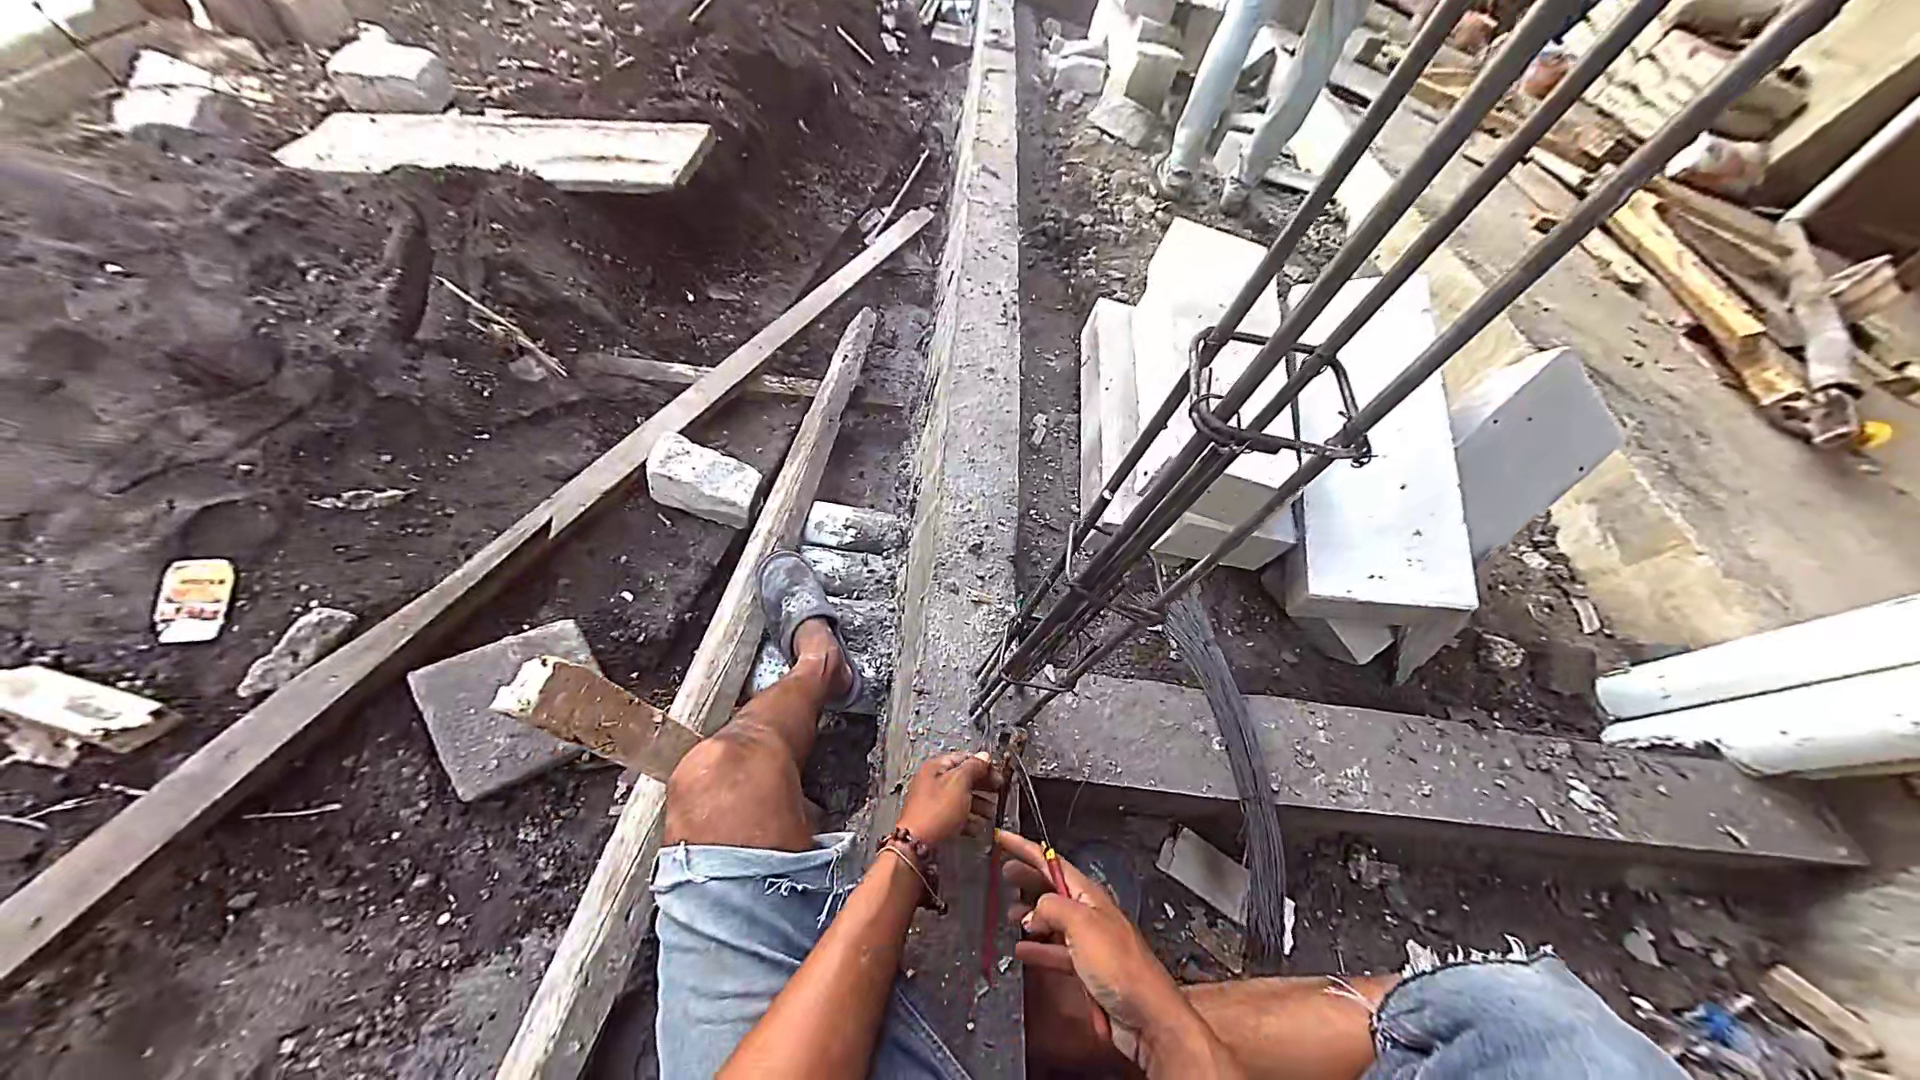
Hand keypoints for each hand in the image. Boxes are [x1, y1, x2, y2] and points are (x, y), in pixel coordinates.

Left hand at [895, 751, 998, 845]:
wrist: (917, 845)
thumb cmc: (935, 811)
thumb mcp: (959, 782)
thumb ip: (973, 767)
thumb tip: (984, 757)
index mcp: (936, 767)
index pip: (964, 759)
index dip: (983, 766)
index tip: (997, 776)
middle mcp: (932, 782)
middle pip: (964, 779)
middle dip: (982, 786)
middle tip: (996, 792)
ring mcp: (933, 802)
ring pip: (961, 798)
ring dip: (978, 804)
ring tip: (990, 812)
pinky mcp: (935, 821)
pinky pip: (955, 816)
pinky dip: (968, 820)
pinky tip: (978, 827)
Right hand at [997, 830, 1226, 1074]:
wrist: (1147, 1015)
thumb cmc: (1123, 967)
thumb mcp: (1081, 924)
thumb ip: (1052, 907)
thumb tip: (1034, 909)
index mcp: (1088, 894)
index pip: (1051, 861)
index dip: (1025, 847)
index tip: (1005, 838)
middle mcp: (1089, 913)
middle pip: (1051, 887)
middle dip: (1027, 876)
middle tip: (1005, 869)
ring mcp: (1089, 941)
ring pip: (1052, 919)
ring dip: (1030, 913)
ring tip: (1011, 910)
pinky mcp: (1087, 969)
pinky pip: (1056, 951)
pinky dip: (1038, 948)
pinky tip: (1024, 949)